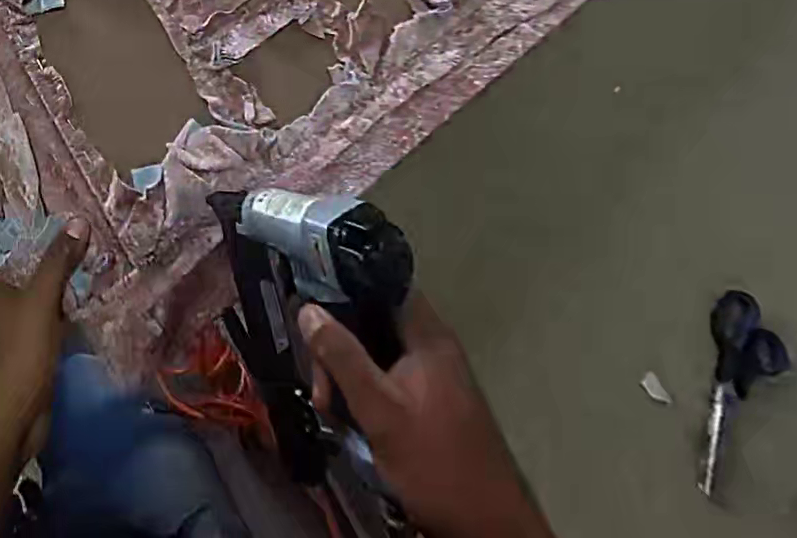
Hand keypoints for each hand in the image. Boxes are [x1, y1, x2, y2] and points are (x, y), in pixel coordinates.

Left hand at [0, 217, 89, 436]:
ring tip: (104, 247)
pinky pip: (58, 309)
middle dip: (63, 246)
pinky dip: (74, 298)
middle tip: (98, 222)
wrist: (11, 422)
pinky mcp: (37, 340)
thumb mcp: (40, 302)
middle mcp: (5, 296)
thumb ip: (58, 261)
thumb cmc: (19, 356)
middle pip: (36, 261)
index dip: (42, 221)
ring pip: (49, 285)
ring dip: (72, 273)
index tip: (72, 202)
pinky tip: (98, 287)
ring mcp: (21, 319)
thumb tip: (78, 221)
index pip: (18, 239)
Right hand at [298, 292, 554, 537]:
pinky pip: (385, 376)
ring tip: (329, 408)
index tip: (312, 304)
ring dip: (346, 373)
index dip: (345, 284)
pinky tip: (348, 418)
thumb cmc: (436, 462)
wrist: (488, 528)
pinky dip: (363, 390)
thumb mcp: (380, 410)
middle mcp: (430, 344)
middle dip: (338, 346)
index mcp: (426, 333)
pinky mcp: (427, 399)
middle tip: (321, 387)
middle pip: (371, 320)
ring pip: (375, 351)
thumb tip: (308, 308)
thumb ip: (343, 357)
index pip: (382, 283)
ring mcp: (430, 372)